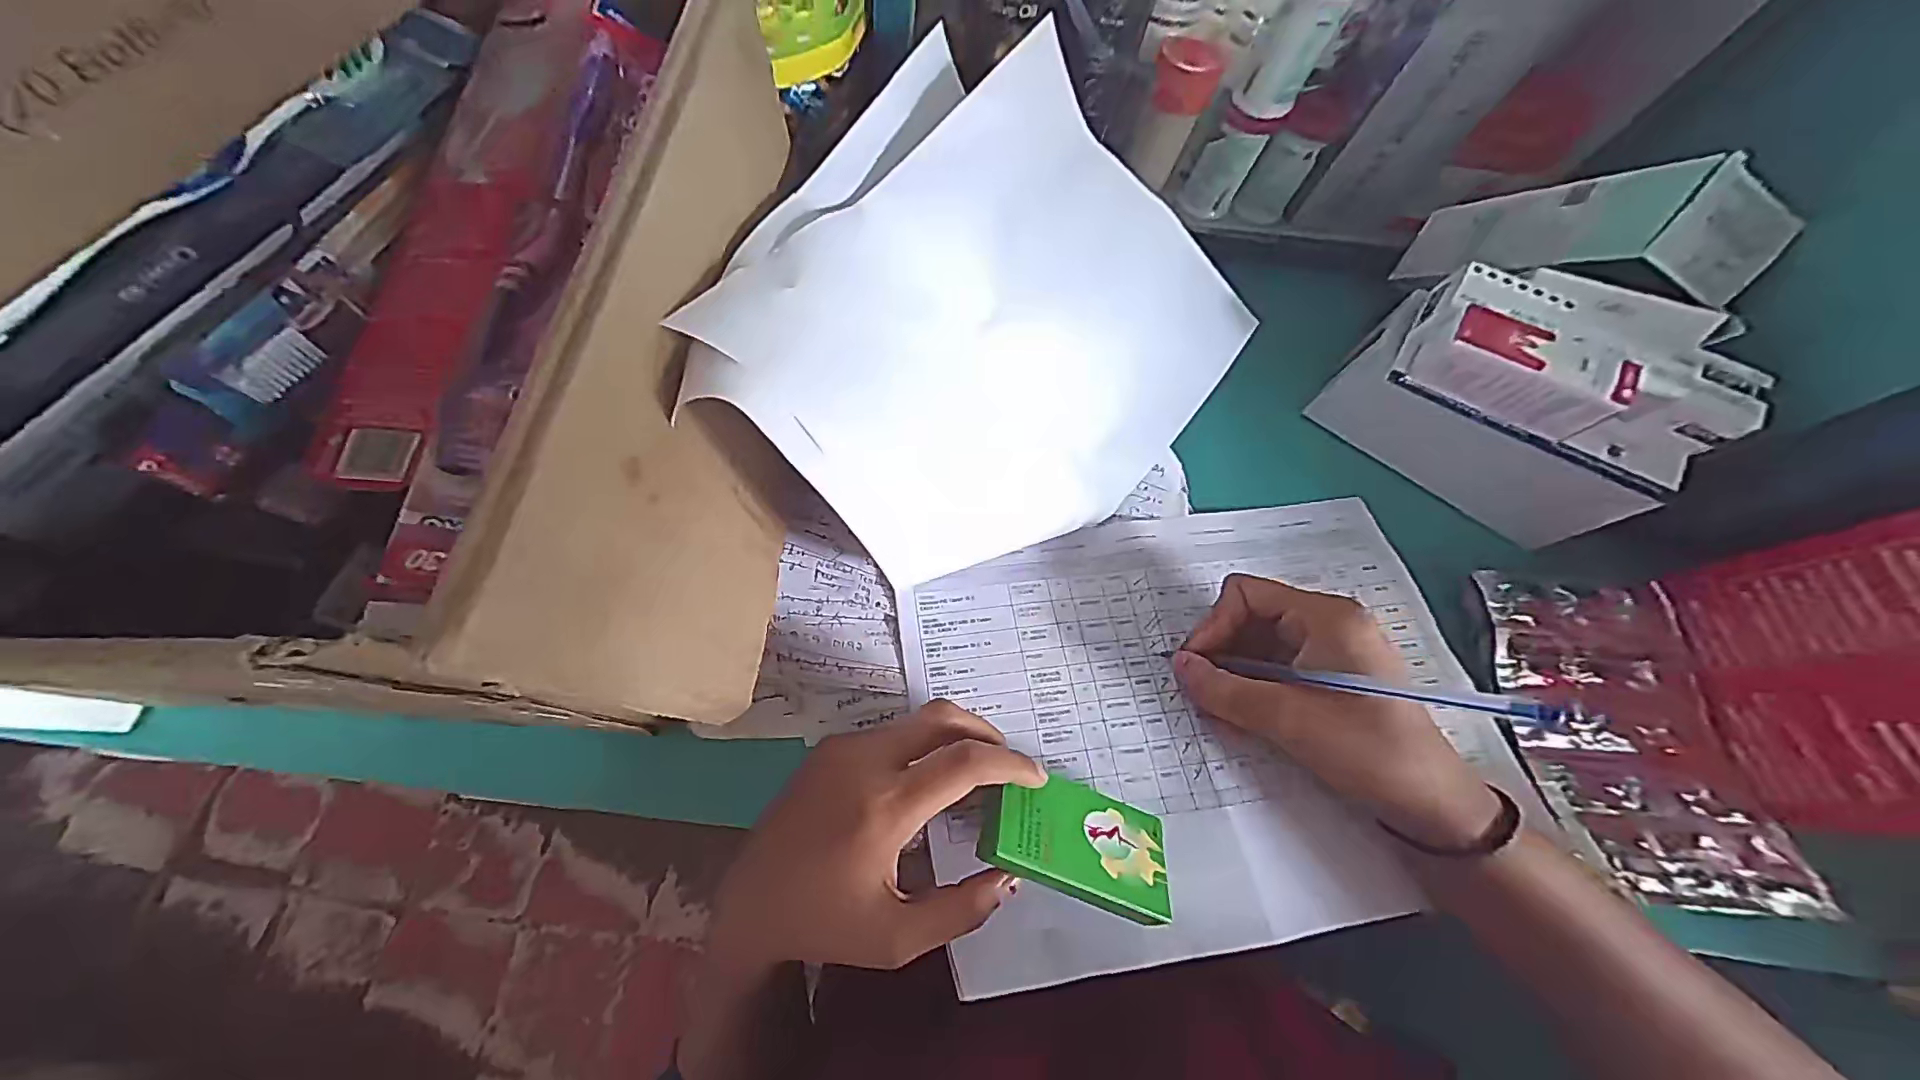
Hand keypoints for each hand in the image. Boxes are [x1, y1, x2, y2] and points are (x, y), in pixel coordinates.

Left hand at [705, 701, 1046, 973]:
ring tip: (971, 778)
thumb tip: (1007, 875)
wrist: (748, 902)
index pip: (963, 762)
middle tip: (1008, 766)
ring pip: (917, 721)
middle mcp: (864, 761)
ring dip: (954, 739)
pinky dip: (924, 745)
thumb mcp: (897, 937)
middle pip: (942, 718)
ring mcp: (843, 748)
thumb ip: (962, 909)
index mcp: (884, 807)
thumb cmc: (824, 922)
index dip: (1009, 764)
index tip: (1035, 777)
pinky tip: (926, 781)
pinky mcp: (829, 748)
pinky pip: (892, 733)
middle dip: (986, 733)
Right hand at [1173, 574, 1500, 847]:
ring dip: (1232, 674)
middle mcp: (1329, 624)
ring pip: (1258, 646)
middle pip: (1249, 618)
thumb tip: (1180, 667)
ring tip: (1220, 711)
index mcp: (1327, 616)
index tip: (1194, 667)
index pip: (1246, 595)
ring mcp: (1330, 651)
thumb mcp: (1288, 719)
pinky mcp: (1328, 679)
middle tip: (1202, 693)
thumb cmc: (1370, 751)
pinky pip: (1274, 669)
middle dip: (1220, 653)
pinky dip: (1251, 689)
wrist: (1435, 807)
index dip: (1213, 626)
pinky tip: (1242, 717)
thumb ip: (1226, 690)